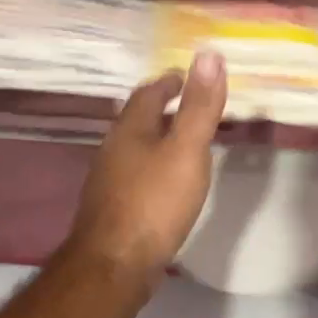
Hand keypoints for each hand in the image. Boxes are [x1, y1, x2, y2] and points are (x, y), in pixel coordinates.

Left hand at [65, 51, 227, 286]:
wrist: (115, 263)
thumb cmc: (155, 202)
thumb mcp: (187, 150)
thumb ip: (200, 106)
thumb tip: (208, 54)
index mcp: (130, 129)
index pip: (149, 93)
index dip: (170, 82)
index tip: (188, 77)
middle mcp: (113, 149)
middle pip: (139, 119)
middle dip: (163, 109)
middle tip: (190, 106)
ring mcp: (110, 180)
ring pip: (136, 148)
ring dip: (157, 139)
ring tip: (183, 142)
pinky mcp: (114, 208)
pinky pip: (136, 175)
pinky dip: (154, 167)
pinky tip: (167, 184)